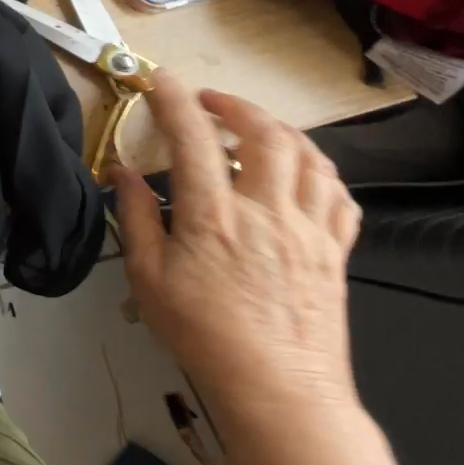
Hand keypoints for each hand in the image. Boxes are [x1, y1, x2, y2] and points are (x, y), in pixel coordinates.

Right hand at [116, 72, 362, 421]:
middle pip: (266, 135)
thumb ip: (135, 216)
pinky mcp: (336, 251)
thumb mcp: (147, 275)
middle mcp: (267, 212)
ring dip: (280, 130)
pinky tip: (299, 171)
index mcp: (213, 216)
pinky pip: (340, 195)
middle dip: (236, 106)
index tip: (161, 78)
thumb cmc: (201, 331)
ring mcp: (310, 230)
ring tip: (254, 126)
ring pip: (310, 158)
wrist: (279, 386)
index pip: (194, 140)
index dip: (175, 101)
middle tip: (209, 101)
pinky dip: (319, 169)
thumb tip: (123, 172)